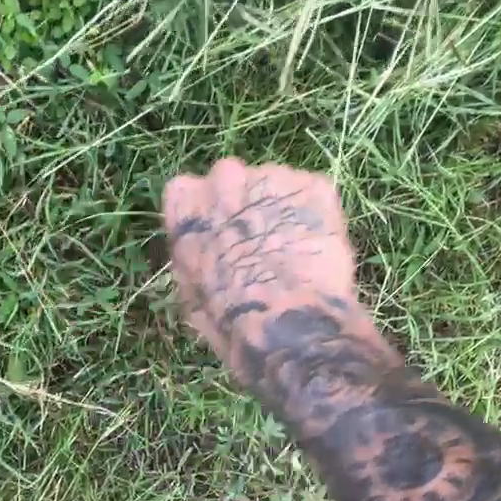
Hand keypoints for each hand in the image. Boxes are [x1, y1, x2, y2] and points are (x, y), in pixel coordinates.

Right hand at [163, 159, 401, 434]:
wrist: (287, 325)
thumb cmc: (230, 321)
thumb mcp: (192, 295)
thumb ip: (193, 260)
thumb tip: (202, 257)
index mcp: (185, 202)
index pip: (186, 195)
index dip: (204, 220)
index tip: (215, 242)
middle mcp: (224, 176)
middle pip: (231, 183)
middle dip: (242, 209)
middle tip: (256, 249)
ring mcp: (272, 175)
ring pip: (274, 188)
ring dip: (278, 213)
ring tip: (290, 257)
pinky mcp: (314, 185)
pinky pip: (311, 198)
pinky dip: (314, 220)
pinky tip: (314, 255)